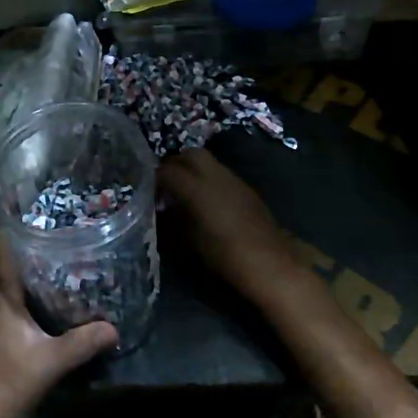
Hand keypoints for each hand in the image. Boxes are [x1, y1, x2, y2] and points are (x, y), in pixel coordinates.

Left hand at [0, 234, 117, 417]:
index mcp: (4, 291)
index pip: (6, 244)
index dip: (19, 221)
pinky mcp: (5, 324)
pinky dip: (42, 287)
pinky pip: (25, 294)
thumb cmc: (8, 380)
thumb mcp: (52, 360)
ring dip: (43, 266)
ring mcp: (0, 309)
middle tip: (73, 228)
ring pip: (23, 277)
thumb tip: (115, 326)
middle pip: (19, 257)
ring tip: (75, 252)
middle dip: (42, 242)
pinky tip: (65, 290)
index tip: (43, 205)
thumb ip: (84, 342)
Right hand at [159, 149, 300, 299]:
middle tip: (165, 183)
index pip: (167, 170)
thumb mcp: (190, 241)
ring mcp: (233, 179)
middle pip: (189, 154)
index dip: (154, 177)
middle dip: (174, 163)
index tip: (147, 189)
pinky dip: (207, 178)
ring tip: (184, 191)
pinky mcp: (245, 187)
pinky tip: (206, 199)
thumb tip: (164, 208)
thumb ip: (174, 219)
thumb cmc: (225, 256)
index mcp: (197, 188)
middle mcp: (215, 176)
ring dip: (192, 169)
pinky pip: (220, 172)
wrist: (270, 263)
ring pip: (207, 160)